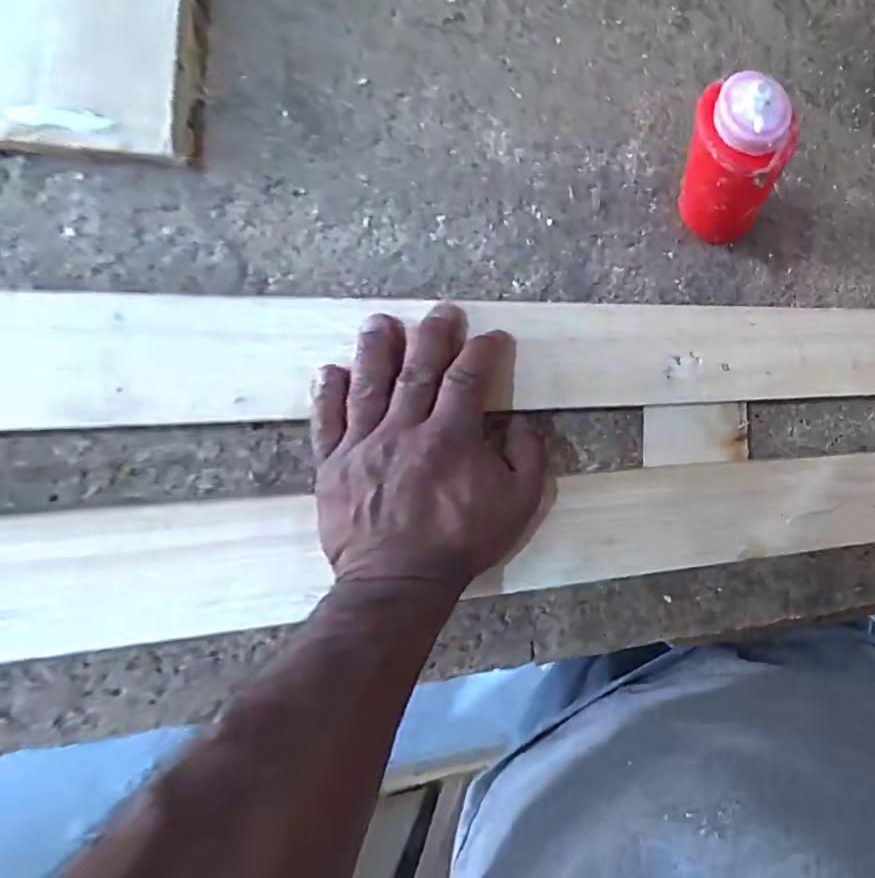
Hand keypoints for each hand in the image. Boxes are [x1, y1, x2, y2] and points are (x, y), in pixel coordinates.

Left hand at [310, 304, 548, 593]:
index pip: (467, 380)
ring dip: (376, 351)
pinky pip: (328, 422)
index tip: (494, 337)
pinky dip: (329, 394)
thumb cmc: (467, 538)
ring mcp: (363, 448)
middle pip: (417, 373)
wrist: (398, 581)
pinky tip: (332, 369)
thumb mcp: (521, 499)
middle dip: (432, 338)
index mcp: (452, 438)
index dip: (482, 353)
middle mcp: (404, 432)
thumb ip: (527, 454)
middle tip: (441, 312)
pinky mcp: (332, 467)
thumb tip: (521, 423)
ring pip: (369, 388)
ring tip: (381, 323)